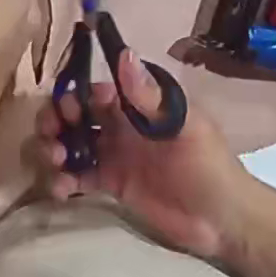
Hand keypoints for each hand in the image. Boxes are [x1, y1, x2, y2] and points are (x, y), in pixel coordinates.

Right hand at [36, 50, 275, 260]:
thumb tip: (123, 53)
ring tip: (56, 163)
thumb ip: (149, 96)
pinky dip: (62, 181)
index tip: (67, 109)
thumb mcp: (183, 127)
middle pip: (73, 115)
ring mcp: (111, 155)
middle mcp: (119, 126)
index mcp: (137, 107)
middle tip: (51, 137)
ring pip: (69, 143)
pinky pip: (76, 177)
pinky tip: (62, 190)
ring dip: (53, 148)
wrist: (224, 223)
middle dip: (54, 121)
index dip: (74, 96)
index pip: (94, 91)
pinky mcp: (108, 184)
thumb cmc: (208, 167)